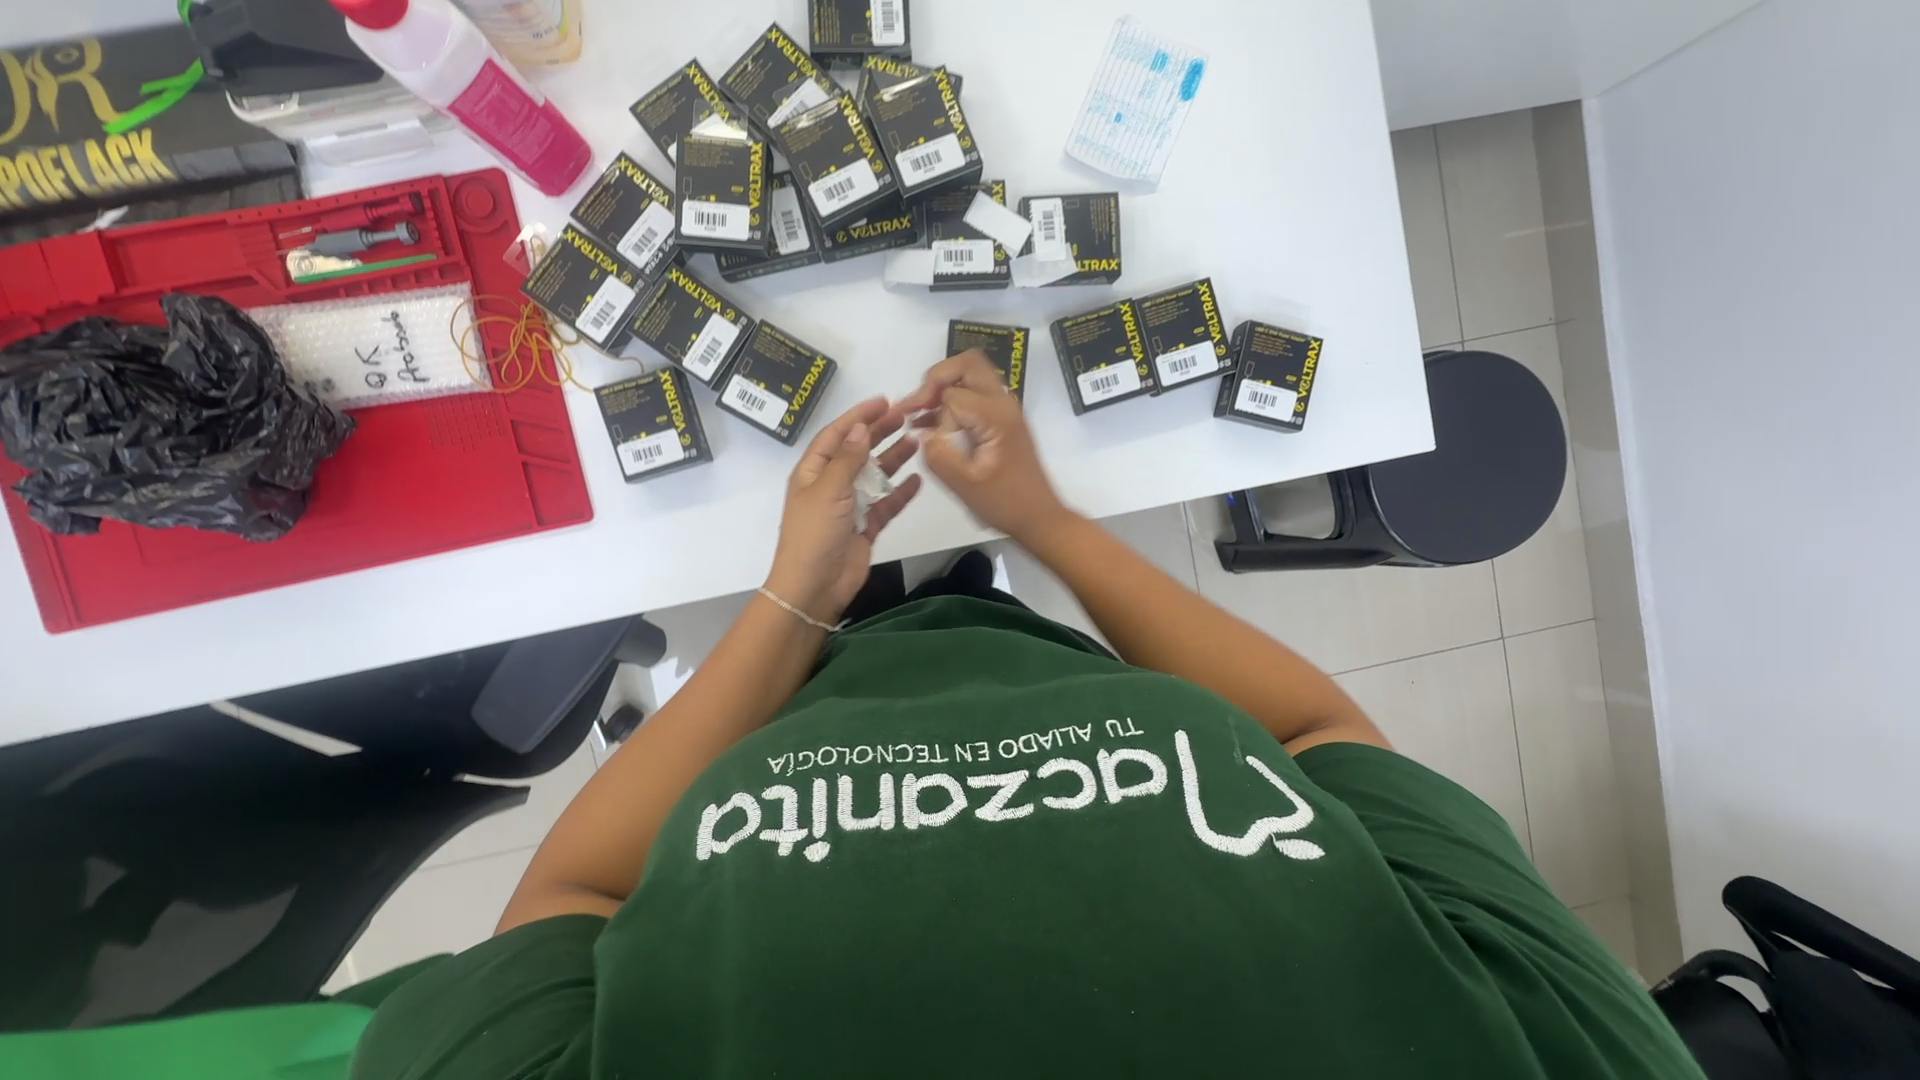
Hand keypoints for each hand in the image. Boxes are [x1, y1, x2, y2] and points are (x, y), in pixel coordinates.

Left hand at [765, 396, 921, 622]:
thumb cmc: (814, 534)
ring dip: (893, 459)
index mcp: (813, 472)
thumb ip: (847, 459)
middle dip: (879, 433)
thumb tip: (860, 428)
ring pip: (875, 476)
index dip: (858, 417)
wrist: (814, 587)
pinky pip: (886, 504)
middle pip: (857, 451)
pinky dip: (900, 493)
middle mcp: (831, 485)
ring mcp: (849, 507)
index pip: (836, 435)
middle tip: (905, 417)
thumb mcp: (828, 490)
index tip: (883, 401)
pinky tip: (917, 481)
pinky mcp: (865, 527)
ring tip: (916, 442)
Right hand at [900, 349, 1075, 544]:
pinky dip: (953, 402)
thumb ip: (939, 454)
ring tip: (918, 415)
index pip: (952, 393)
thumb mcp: (965, 484)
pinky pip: (976, 397)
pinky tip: (932, 427)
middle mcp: (1003, 404)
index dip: (928, 406)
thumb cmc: (1005, 503)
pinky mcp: (1003, 422)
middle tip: (916, 405)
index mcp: (995, 416)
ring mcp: (1006, 411)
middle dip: (936, 379)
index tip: (909, 423)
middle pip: (967, 364)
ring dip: (944, 388)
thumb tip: (921, 432)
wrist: (1040, 518)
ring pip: (972, 377)